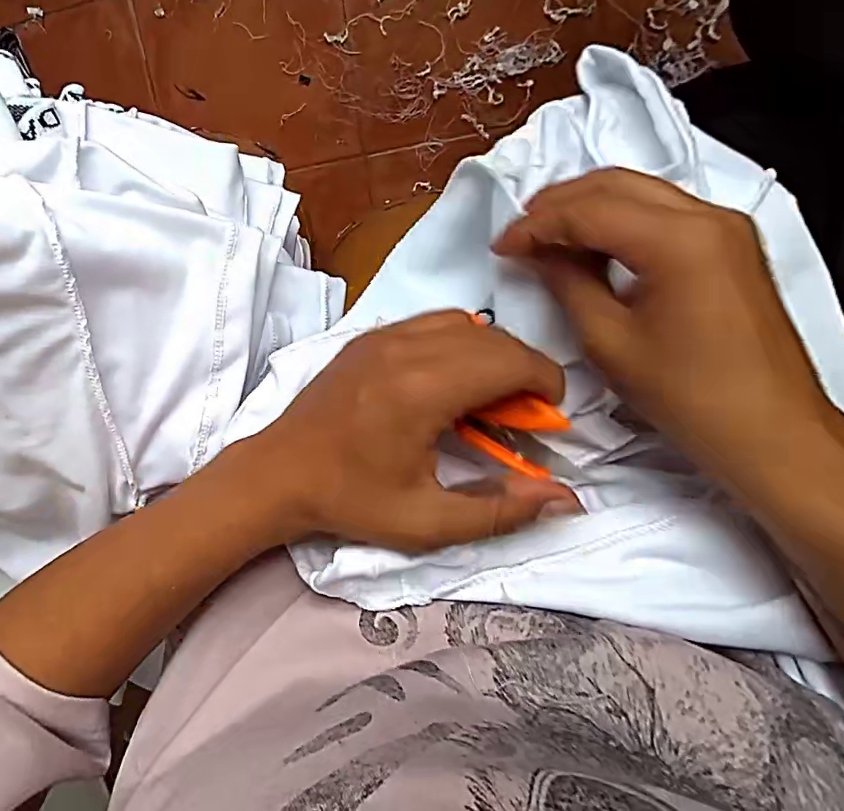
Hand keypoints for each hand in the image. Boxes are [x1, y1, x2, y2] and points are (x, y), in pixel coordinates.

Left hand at [224, 311, 579, 552]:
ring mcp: (385, 334)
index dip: (545, 381)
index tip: (550, 414)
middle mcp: (407, 348)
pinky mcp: (371, 334)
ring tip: (489, 395)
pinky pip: (433, 321)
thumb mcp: (428, 522)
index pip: (509, 360)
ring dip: (493, 351)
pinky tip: (451, 378)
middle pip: (493, 337)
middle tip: (523, 413)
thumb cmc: (352, 500)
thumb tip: (565, 499)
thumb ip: (502, 511)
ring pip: (465, 322)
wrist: (278, 473)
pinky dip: (460, 340)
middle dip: (524, 369)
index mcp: (423, 390)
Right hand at [492, 169, 843, 474]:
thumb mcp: (611, 342)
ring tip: (550, 237)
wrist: (775, 435)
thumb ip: (567, 282)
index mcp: (679, 239)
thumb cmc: (693, 399)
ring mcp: (726, 226)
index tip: (504, 245)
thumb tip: (540, 253)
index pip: (589, 209)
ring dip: (590, 207)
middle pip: (615, 183)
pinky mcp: (732, 243)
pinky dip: (622, 220)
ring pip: (640, 190)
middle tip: (522, 234)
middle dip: (560, 204)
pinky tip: (596, 245)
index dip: (537, 224)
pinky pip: (664, 211)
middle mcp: (708, 216)